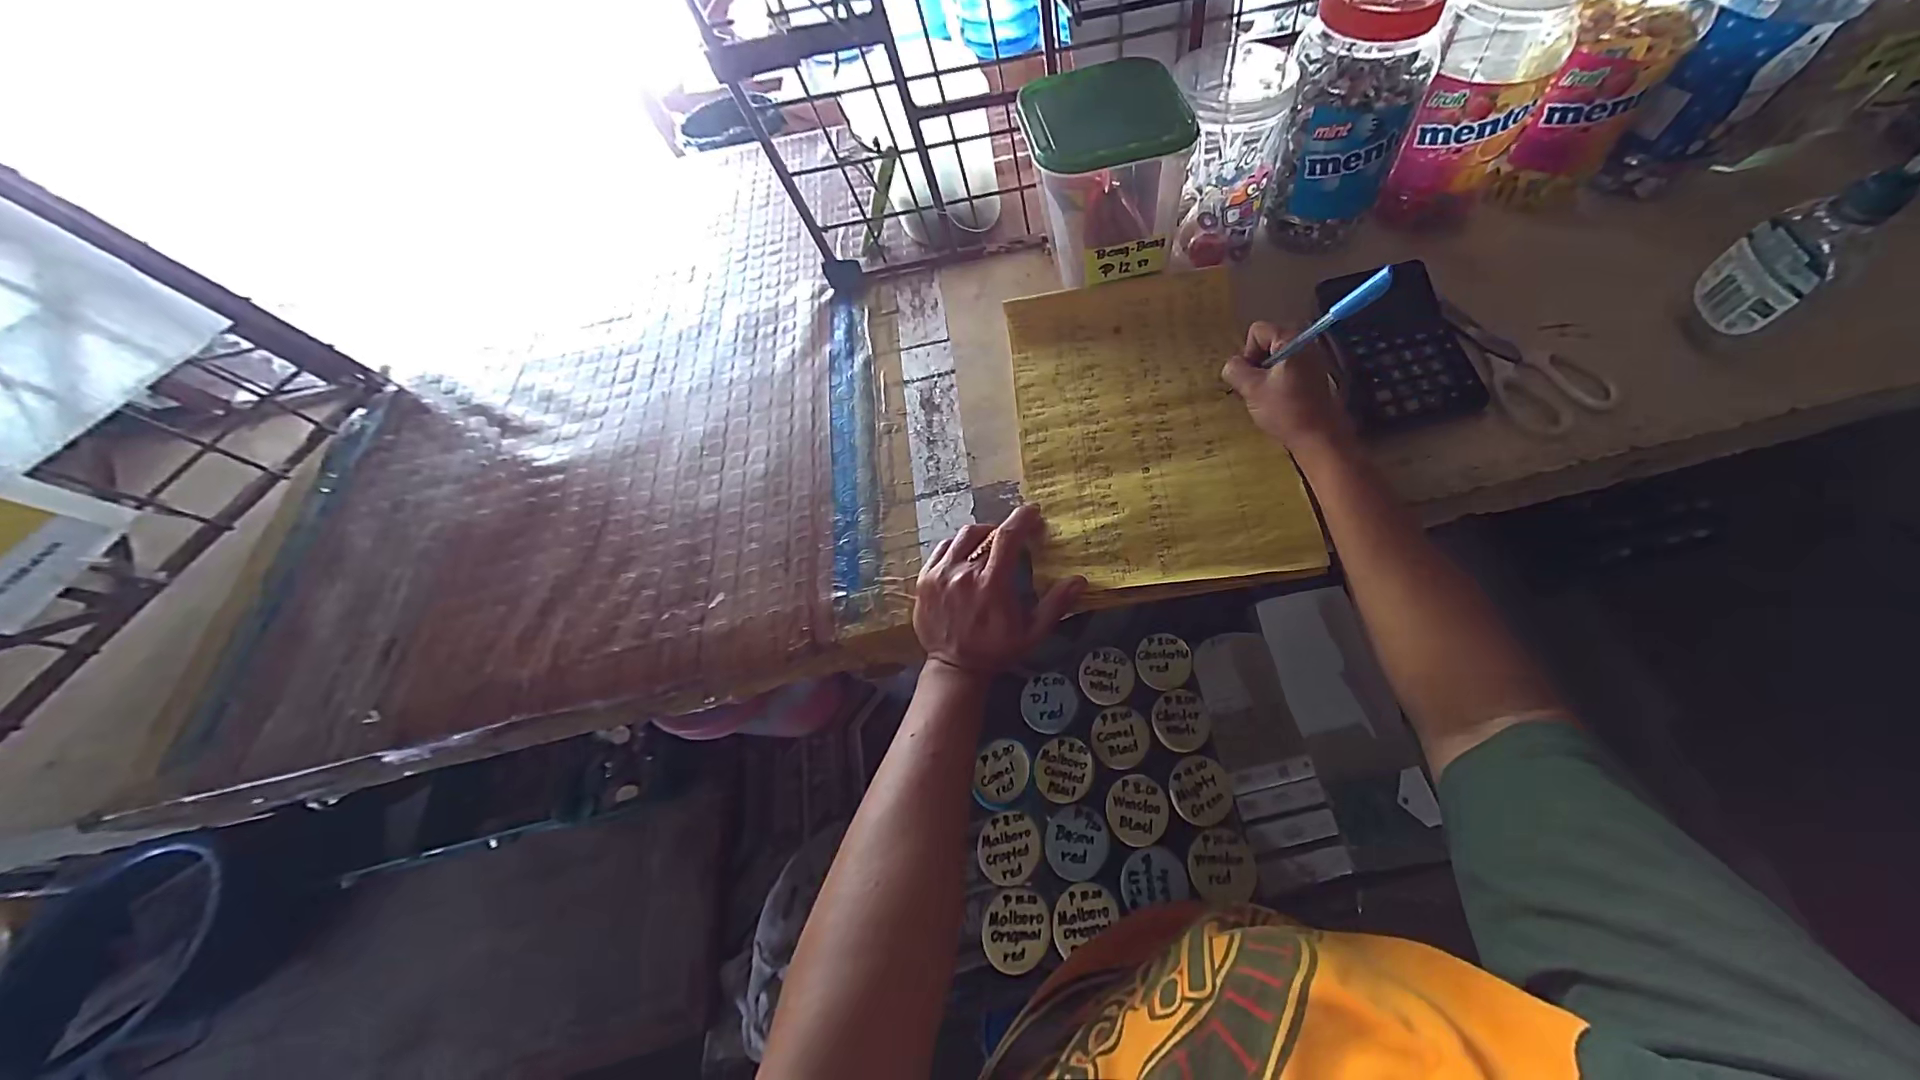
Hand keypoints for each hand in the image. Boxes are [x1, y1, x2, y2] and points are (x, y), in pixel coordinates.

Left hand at [913, 505, 1085, 678]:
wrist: (955, 668)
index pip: (1008, 537)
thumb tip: (1079, 580)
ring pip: (963, 537)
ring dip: (981, 535)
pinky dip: (957, 546)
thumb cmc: (997, 650)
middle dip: (1004, 532)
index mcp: (992, 584)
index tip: (1033, 512)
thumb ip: (1056, 605)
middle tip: (1014, 539)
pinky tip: (966, 556)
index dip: (1022, 519)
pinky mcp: (924, 580)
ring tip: (990, 545)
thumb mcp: (1032, 633)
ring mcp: (940, 575)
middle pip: (986, 534)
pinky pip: (942, 549)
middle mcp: (963, 573)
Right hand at [1220, 322, 1355, 454]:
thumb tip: (1233, 364)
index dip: (1248, 352)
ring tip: (1265, 399)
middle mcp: (1305, 345)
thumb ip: (1235, 369)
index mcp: (1292, 341)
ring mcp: (1311, 361)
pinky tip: (1276, 403)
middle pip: (1266, 344)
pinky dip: (1276, 384)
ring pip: (1274, 360)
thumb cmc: (1285, 410)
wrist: (1319, 437)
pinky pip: (1285, 372)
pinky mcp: (1314, 377)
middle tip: (1254, 389)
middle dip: (1255, 365)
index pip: (1258, 331)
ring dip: (1263, 377)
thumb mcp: (1251, 389)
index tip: (1251, 376)